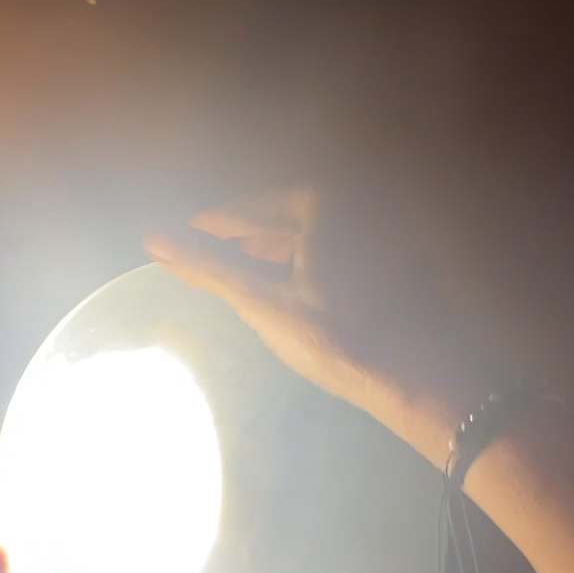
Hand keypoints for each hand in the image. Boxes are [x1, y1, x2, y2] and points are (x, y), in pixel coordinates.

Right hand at [145, 186, 497, 461]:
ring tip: (251, 272)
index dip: (212, 225)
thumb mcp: (264, 301)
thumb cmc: (339, 337)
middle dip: (248, 239)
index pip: (249, 208)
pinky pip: (344, 248)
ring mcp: (388, 225)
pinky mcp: (404, 255)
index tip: (185, 233)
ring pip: (316, 233)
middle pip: (284, 216)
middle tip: (213, 256)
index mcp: (324, 197)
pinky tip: (302, 287)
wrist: (421, 375)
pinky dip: (314, 262)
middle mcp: (361, 198)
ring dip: (281, 251)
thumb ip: (208, 265)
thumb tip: (151, 235)